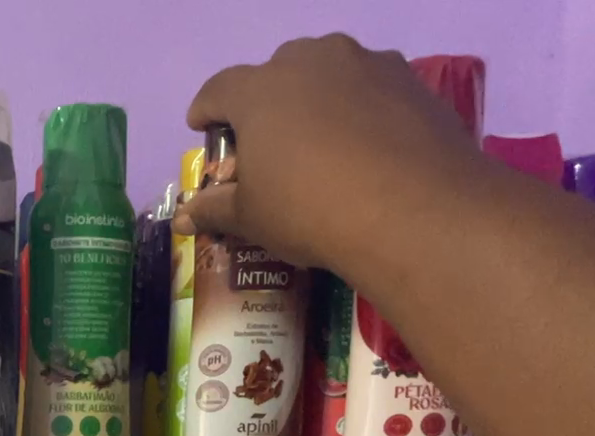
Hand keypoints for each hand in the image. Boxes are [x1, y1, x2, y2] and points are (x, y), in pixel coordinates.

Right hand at [173, 34, 489, 273]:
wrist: (410, 209)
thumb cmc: (306, 209)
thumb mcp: (248, 217)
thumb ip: (213, 208)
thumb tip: (184, 216)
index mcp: (260, 90)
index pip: (218, 89)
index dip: (205, 111)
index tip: (202, 128)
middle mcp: (311, 60)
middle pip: (274, 73)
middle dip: (262, 103)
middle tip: (263, 144)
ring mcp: (366, 63)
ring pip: (325, 74)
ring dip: (311, 101)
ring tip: (314, 146)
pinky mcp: (409, 79)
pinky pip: (366, 88)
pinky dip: (354, 110)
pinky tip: (357, 150)